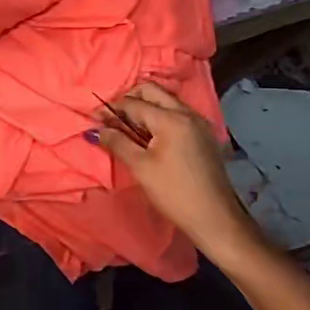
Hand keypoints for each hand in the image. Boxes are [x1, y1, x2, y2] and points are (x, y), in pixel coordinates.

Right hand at [92, 81, 258, 261]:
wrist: (215, 218)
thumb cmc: (174, 193)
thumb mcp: (140, 167)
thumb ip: (118, 142)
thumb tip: (98, 129)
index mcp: (171, 119)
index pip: (134, 103)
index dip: (111, 109)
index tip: (94, 119)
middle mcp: (187, 113)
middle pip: (152, 91)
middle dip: (129, 99)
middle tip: (113, 119)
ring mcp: (198, 123)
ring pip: (165, 101)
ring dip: (144, 107)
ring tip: (127, 128)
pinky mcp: (203, 135)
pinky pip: (176, 113)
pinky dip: (159, 116)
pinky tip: (148, 136)